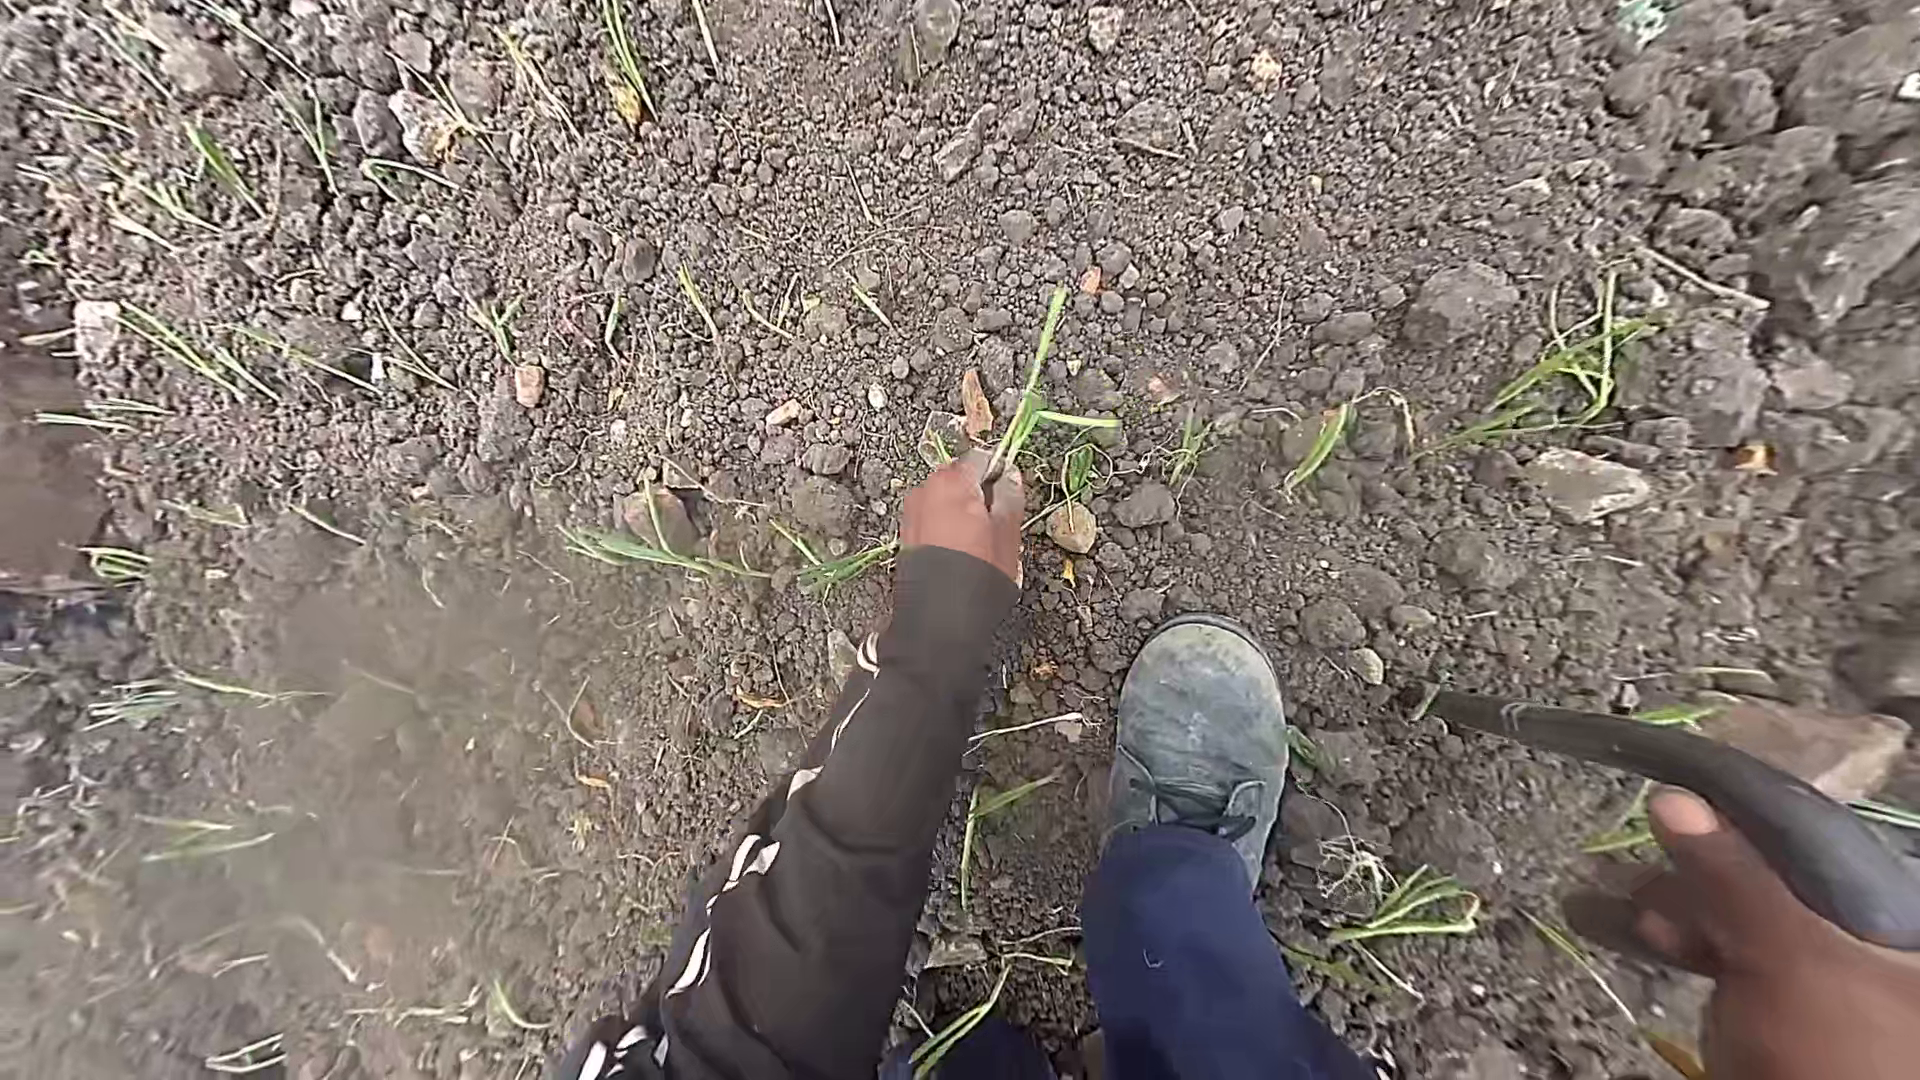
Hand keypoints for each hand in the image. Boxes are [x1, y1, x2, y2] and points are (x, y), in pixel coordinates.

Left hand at [900, 450, 1022, 584]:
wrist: (940, 616)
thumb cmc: (975, 576)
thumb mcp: (1007, 533)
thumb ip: (1010, 497)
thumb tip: (1010, 478)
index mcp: (951, 482)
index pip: (981, 459)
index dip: (999, 475)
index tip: (1008, 494)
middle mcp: (925, 490)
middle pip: (959, 478)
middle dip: (977, 494)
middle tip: (995, 522)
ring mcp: (912, 513)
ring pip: (944, 500)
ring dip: (960, 511)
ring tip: (977, 542)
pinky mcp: (906, 535)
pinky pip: (931, 519)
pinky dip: (945, 527)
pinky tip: (959, 551)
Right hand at [1594, 790, 1919, 1078]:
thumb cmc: (1844, 1057)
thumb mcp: (1788, 959)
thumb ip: (1732, 875)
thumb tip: (1674, 798)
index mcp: (1911, 933)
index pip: (1819, 848)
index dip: (1740, 828)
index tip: (1671, 819)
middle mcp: (1886, 952)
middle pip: (1770, 881)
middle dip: (1690, 882)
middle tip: (1633, 885)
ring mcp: (1841, 985)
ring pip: (1739, 917)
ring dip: (1669, 910)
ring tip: (1619, 917)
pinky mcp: (1794, 1008)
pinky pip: (1729, 951)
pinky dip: (1678, 940)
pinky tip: (1638, 938)